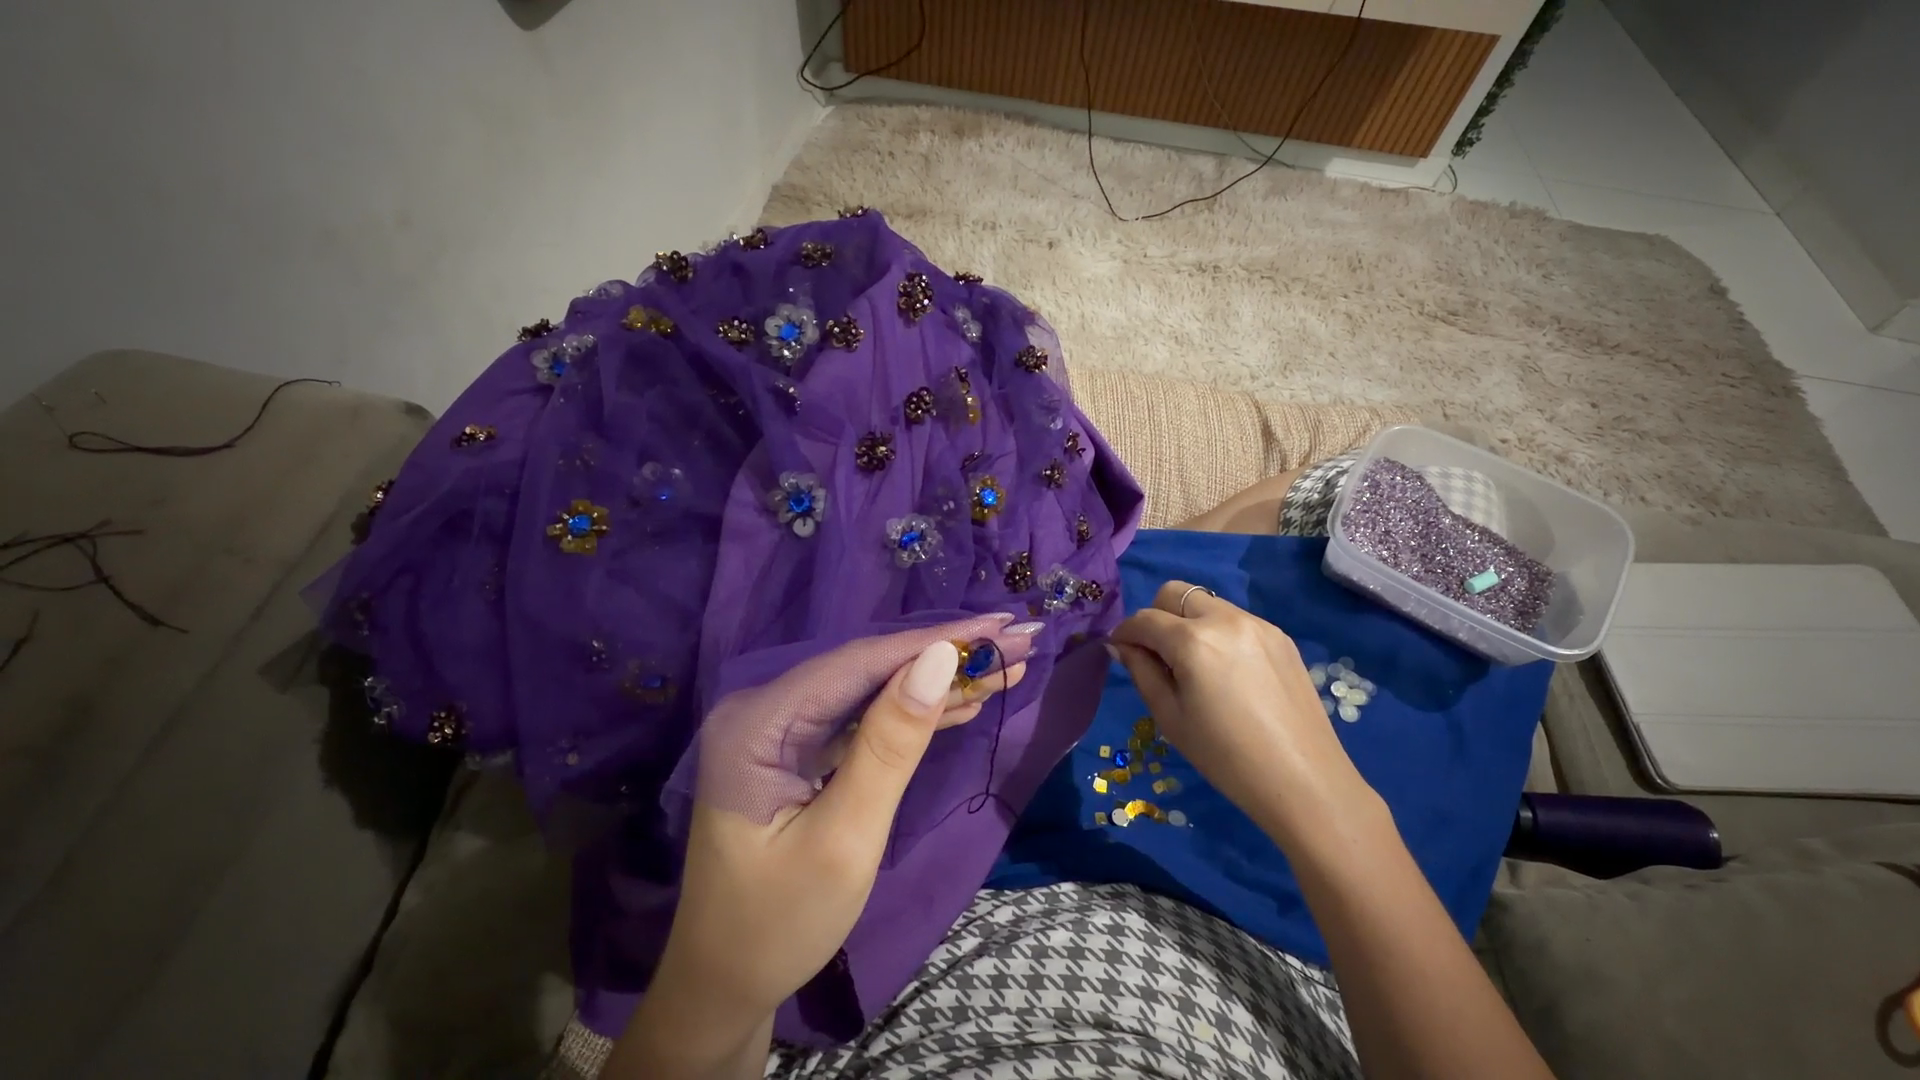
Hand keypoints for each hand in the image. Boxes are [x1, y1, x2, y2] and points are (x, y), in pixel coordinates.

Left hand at [611, 618, 1031, 1077]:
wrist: (727, 985)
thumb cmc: (782, 923)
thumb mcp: (847, 836)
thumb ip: (891, 744)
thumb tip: (939, 659)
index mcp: (758, 722)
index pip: (860, 663)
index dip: (936, 641)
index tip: (1003, 625)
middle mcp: (763, 711)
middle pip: (868, 671)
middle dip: (946, 657)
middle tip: (1021, 641)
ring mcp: (779, 733)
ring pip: (871, 694)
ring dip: (938, 686)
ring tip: (1007, 668)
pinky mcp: (796, 755)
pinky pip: (861, 723)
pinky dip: (913, 719)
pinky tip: (963, 706)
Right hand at [1109, 581, 1372, 840]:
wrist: (1303, 780)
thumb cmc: (1225, 757)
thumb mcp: (1171, 718)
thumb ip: (1142, 672)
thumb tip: (1122, 647)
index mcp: (1193, 641)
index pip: (1144, 619)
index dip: (1125, 633)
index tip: (1119, 651)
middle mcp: (1226, 619)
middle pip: (1176, 592)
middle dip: (1157, 615)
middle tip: (1157, 655)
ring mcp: (1258, 624)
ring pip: (1207, 604)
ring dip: (1189, 622)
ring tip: (1194, 667)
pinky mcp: (1281, 637)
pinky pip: (1236, 620)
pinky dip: (1219, 633)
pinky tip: (1228, 674)